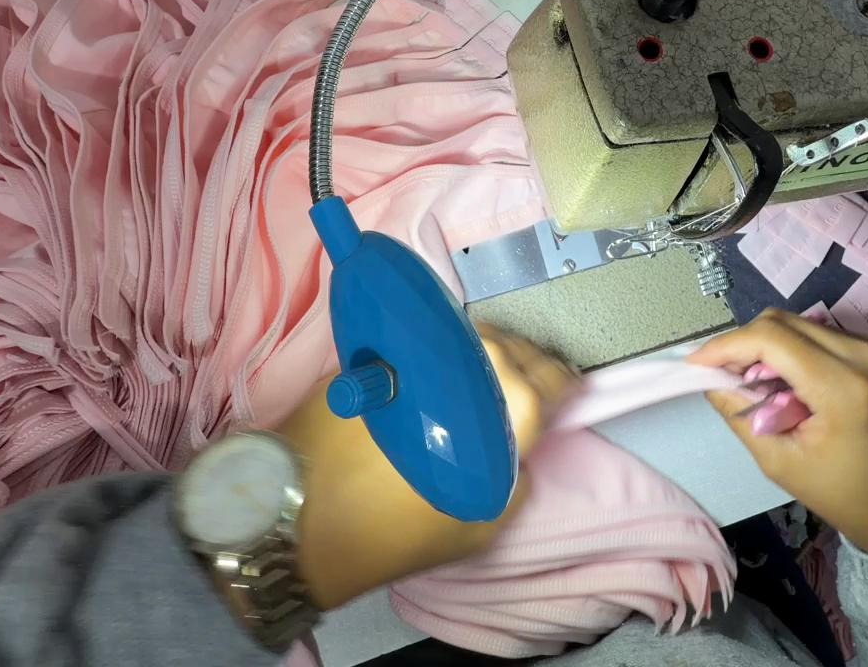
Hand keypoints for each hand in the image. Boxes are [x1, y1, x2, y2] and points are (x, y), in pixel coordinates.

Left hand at [278, 324, 575, 608]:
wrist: (304, 509)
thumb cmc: (395, 529)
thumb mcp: (477, 526)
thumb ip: (514, 483)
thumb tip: (521, 452)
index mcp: (503, 413)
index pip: (548, 382)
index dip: (560, 381)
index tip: (563, 385)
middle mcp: (473, 370)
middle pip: (516, 352)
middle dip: (529, 363)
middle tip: (528, 381)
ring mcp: (432, 353)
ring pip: (479, 337)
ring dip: (494, 350)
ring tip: (491, 372)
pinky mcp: (394, 347)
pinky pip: (440, 338)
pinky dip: (457, 346)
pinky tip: (453, 365)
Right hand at [689, 309, 867, 555]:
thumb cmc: (843, 494)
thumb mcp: (779, 462)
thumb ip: (738, 412)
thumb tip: (708, 375)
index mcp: (846, 390)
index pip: (772, 339)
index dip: (727, 344)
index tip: (696, 361)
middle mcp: (866, 356)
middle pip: (782, 322)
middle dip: (743, 344)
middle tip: (724, 374)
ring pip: (796, 322)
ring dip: (765, 344)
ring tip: (755, 382)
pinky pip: (816, 331)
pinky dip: (789, 347)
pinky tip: (785, 379)